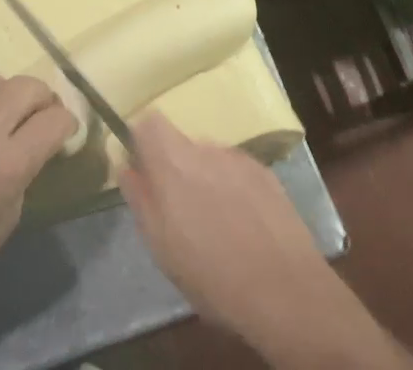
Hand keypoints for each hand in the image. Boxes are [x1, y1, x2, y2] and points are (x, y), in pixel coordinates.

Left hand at [0, 73, 77, 306]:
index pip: (53, 121)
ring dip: (12, 94)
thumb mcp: (11, 215)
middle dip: (46, 99)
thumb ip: (27, 171)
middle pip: (27, 87)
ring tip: (11, 115)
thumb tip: (39, 145)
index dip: (68, 124)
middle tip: (44, 117)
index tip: (67, 132)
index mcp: (8, 166)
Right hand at [121, 113, 412, 368]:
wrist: (284, 290)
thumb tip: (127, 167)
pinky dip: (232, 187)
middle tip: (179, 209)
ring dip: (204, 177)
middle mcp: (206, 150)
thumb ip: (140, 198)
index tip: (143, 170)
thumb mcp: (160, 245)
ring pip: (210, 157)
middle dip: (174, 167)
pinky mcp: (267, 174)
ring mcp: (240, 160)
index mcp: (173, 163)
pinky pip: (236, 170)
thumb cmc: (210, 274)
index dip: (142, 141)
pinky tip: (242, 223)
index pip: (149, 122)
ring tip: (215, 221)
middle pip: (181, 142)